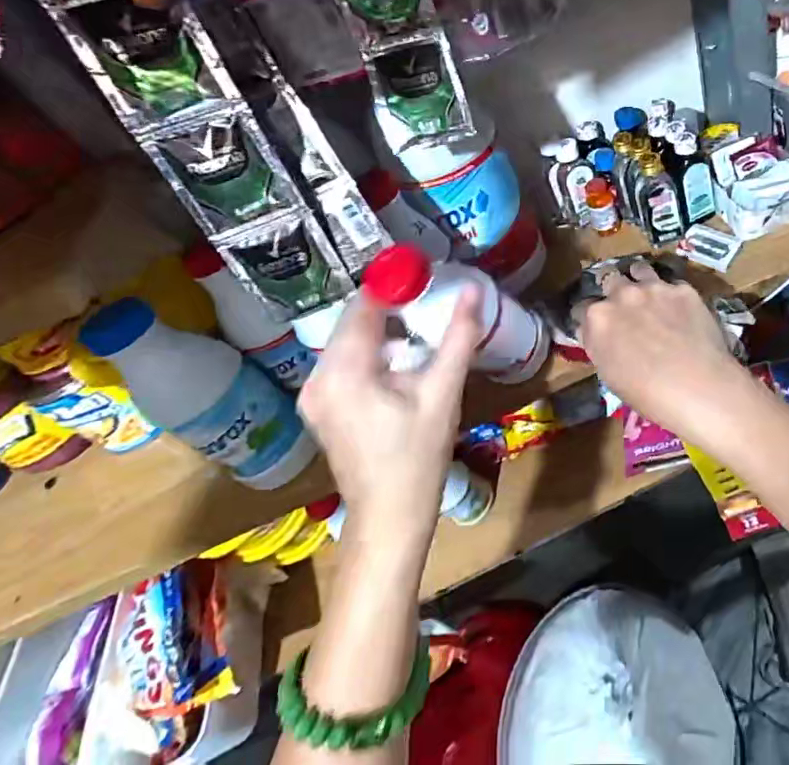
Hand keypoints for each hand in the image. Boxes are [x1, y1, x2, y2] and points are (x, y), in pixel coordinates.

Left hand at [297, 287, 481, 527]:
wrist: (389, 516)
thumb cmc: (418, 455)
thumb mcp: (443, 392)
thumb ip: (458, 337)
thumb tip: (473, 291)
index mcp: (343, 370)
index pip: (363, 306)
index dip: (393, 284)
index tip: (425, 272)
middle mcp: (318, 378)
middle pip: (352, 321)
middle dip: (390, 304)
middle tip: (429, 295)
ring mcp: (314, 395)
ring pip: (348, 341)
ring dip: (382, 328)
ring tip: (421, 324)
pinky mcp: (321, 408)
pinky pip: (344, 362)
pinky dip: (372, 350)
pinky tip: (402, 359)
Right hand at [577, 262, 755, 443]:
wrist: (697, 385)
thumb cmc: (647, 393)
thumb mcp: (608, 374)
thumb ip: (598, 344)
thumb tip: (594, 333)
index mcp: (598, 318)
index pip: (581, 308)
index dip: (589, 316)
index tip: (596, 324)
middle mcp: (622, 295)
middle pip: (609, 279)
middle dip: (612, 289)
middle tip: (622, 304)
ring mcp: (654, 288)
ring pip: (639, 269)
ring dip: (639, 278)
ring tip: (647, 291)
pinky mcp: (683, 289)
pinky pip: (672, 284)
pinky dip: (672, 293)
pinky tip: (680, 307)